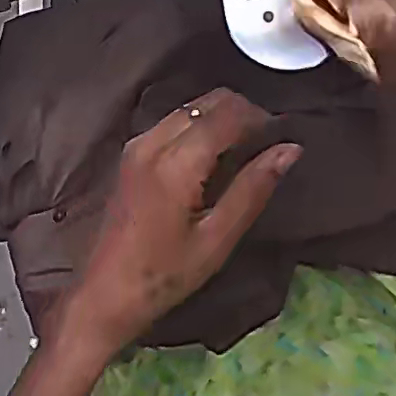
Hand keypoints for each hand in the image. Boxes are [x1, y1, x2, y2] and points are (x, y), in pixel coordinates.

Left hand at [59, 88, 301, 358]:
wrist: (104, 293)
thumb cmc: (164, 274)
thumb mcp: (217, 239)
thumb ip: (253, 188)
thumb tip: (290, 150)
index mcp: (175, 163)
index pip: (226, 114)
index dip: (260, 118)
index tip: (281, 137)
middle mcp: (152, 141)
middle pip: (208, 102)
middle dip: (242, 112)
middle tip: (265, 143)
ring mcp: (137, 143)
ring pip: (190, 107)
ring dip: (221, 118)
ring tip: (243, 151)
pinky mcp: (131, 152)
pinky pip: (173, 121)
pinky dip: (199, 126)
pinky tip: (212, 157)